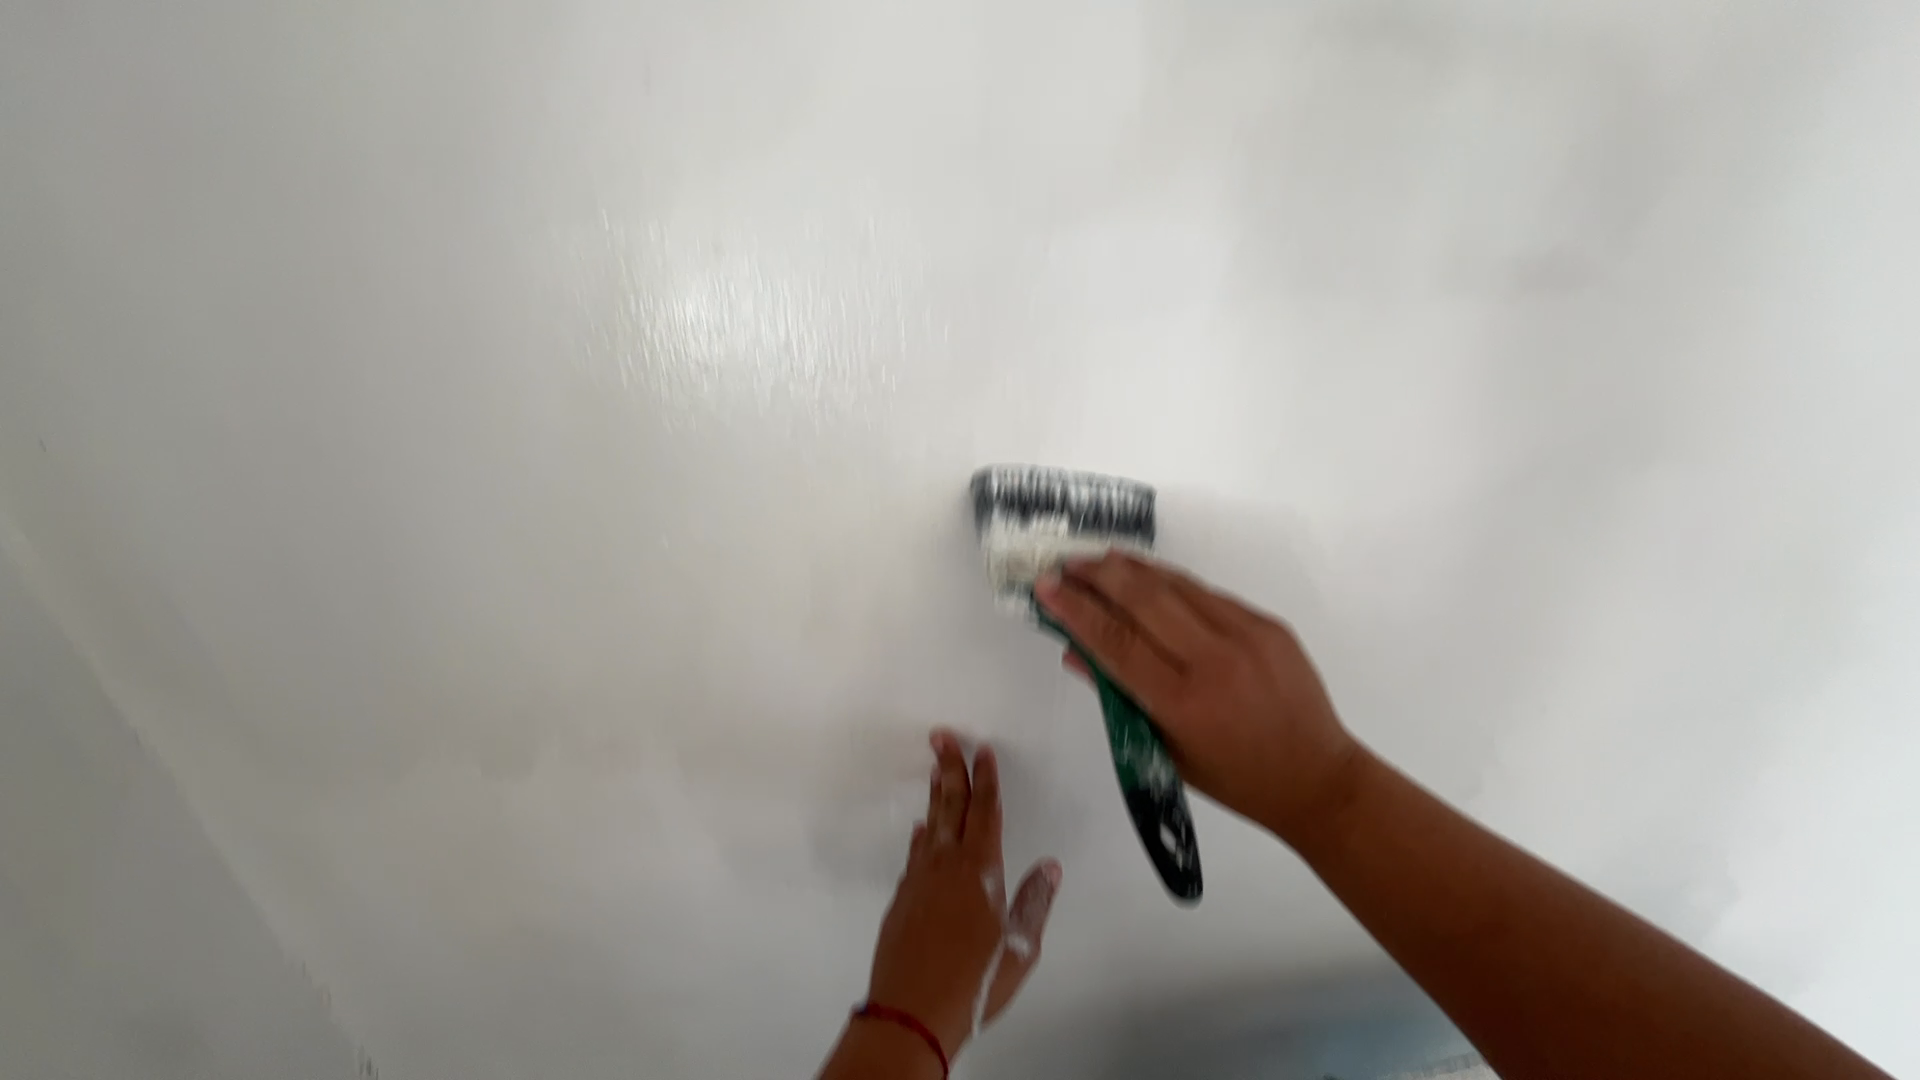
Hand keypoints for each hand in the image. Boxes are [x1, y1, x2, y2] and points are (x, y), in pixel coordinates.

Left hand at [865, 730, 1061, 1061]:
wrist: (910, 1013)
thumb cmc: (975, 982)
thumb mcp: (1019, 950)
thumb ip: (1033, 904)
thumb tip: (1050, 867)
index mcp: (979, 872)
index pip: (985, 813)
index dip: (985, 780)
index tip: (982, 750)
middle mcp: (946, 865)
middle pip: (951, 806)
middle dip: (950, 768)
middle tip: (941, 736)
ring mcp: (919, 880)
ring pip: (930, 825)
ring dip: (935, 795)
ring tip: (936, 769)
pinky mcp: (902, 898)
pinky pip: (915, 854)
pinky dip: (921, 835)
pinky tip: (921, 830)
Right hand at [1034, 550, 1361, 838]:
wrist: (1318, 778)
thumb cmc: (1233, 778)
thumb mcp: (1165, 749)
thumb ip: (1119, 697)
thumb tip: (1074, 652)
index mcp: (1183, 702)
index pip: (1116, 642)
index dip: (1076, 610)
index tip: (1046, 587)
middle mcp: (1214, 660)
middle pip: (1143, 600)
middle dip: (1099, 575)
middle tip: (1068, 563)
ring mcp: (1247, 636)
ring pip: (1177, 587)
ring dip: (1133, 569)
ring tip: (1100, 558)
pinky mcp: (1268, 625)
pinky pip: (1208, 595)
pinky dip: (1172, 583)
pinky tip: (1150, 577)